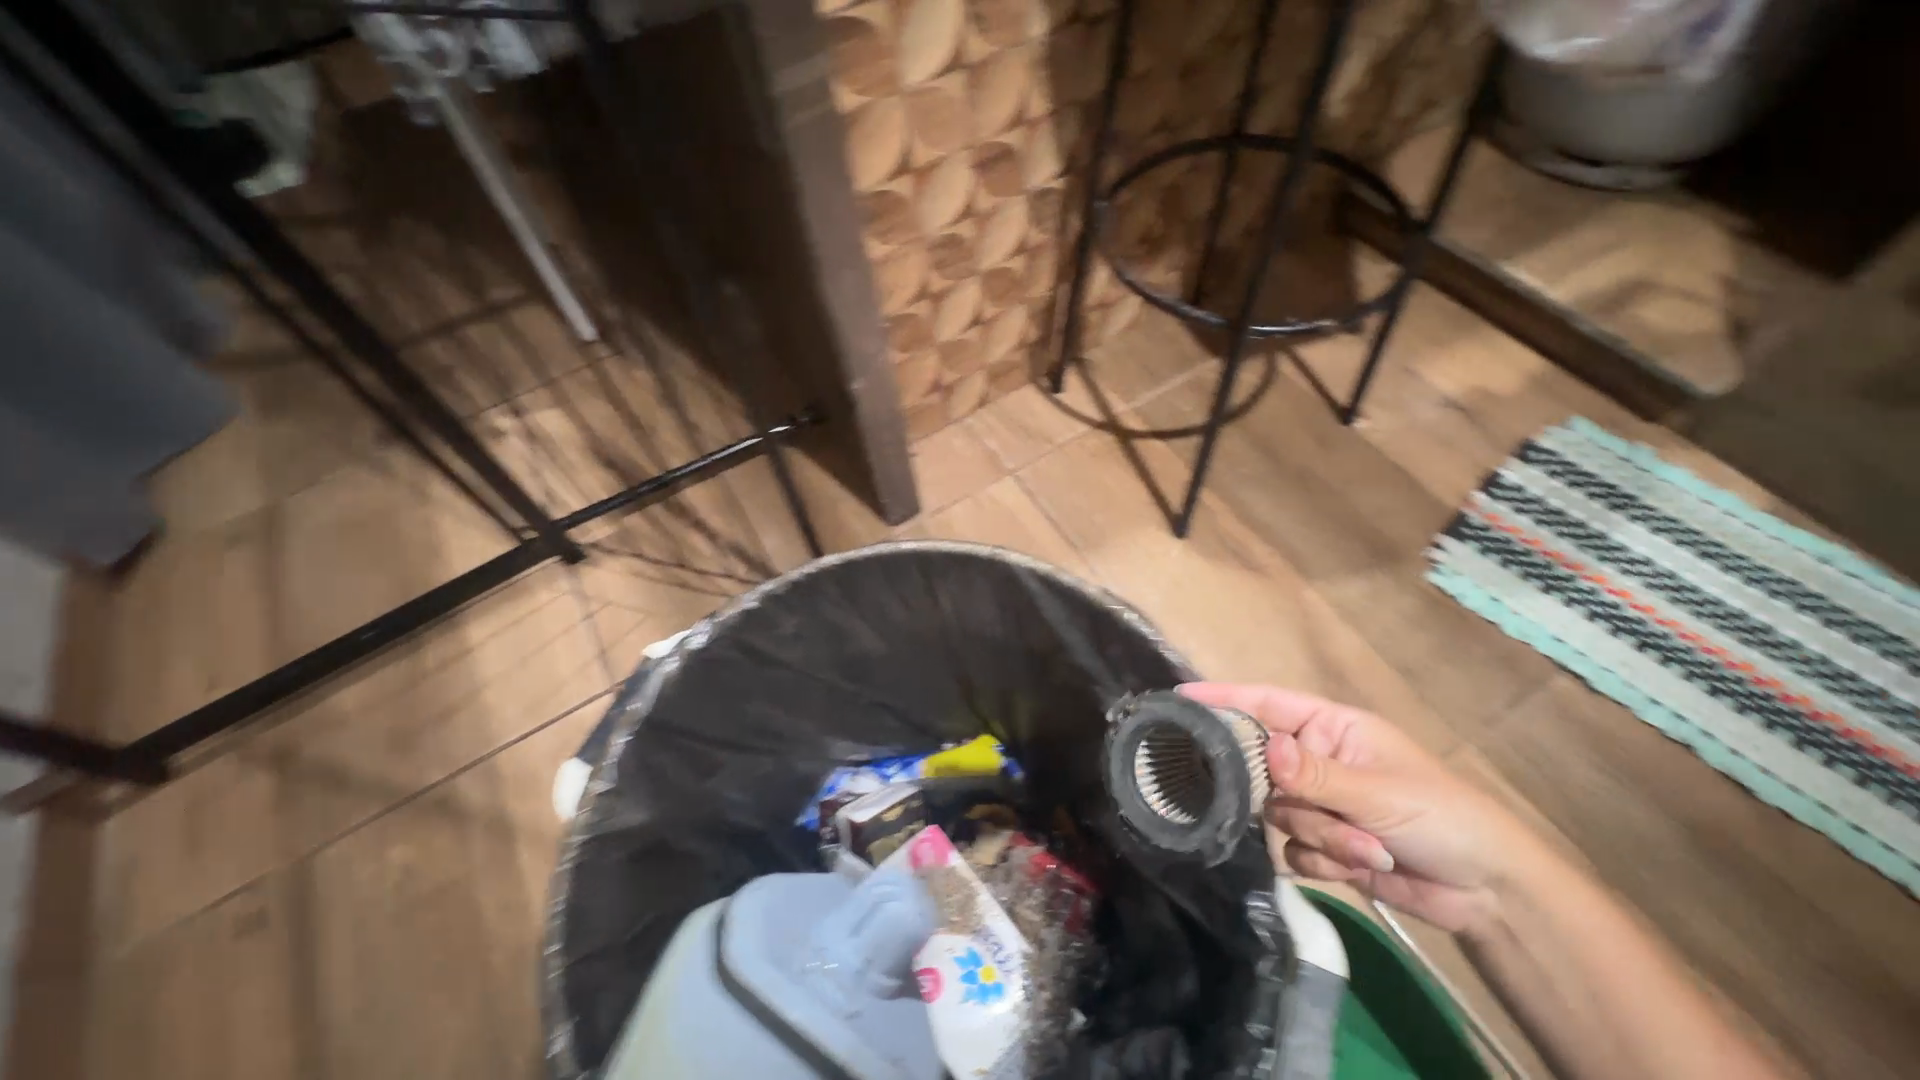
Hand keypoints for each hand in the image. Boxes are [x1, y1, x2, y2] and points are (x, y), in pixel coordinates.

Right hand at [1179, 682, 1549, 935]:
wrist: (1486, 891)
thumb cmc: (1442, 816)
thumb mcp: (1380, 793)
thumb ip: (1317, 776)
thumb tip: (1265, 750)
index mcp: (1332, 729)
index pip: (1268, 706)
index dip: (1225, 699)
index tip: (1180, 697)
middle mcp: (1318, 762)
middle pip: (1264, 768)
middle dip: (1293, 798)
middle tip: (1313, 809)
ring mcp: (1320, 804)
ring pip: (1279, 815)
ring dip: (1320, 836)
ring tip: (1367, 847)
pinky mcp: (1324, 845)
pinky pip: (1291, 848)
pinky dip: (1322, 860)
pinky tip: (1357, 867)